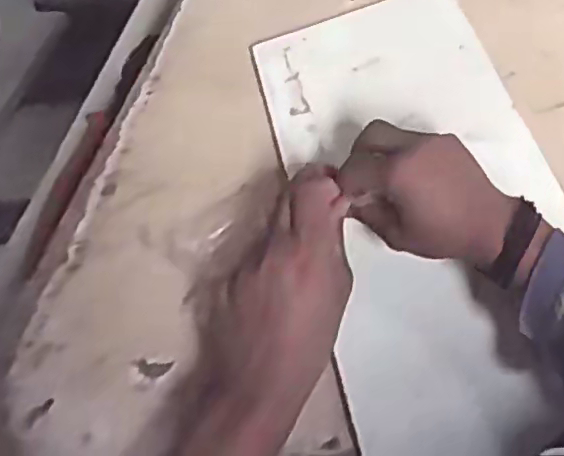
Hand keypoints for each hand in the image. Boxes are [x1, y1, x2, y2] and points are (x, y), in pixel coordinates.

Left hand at [180, 165, 352, 455]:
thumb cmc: (308, 343)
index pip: (311, 185)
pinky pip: (252, 247)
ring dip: (286, 222)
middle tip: (320, 204)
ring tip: (296, 253)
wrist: (253, 387)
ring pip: (270, 218)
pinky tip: (272, 280)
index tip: (333, 184)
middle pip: (288, 190)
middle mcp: (272, 245)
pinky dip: (266, 252)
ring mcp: (244, 258)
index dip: (324, 177)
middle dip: (307, 190)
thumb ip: (334, 243)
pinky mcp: (225, 272)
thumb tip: (333, 213)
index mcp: (306, 249)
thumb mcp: (339, 289)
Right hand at [334, 121, 516, 267]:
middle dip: (359, 155)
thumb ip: (369, 214)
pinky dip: (406, 152)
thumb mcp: (398, 235)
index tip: (348, 194)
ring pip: (392, 133)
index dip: (344, 181)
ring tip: (390, 178)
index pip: (355, 166)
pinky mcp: (445, 139)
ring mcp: (431, 139)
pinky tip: (415, 176)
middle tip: (363, 179)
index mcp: (397, 171)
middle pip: (369, 134)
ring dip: (383, 151)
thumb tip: (352, 200)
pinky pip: (415, 138)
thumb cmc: (443, 234)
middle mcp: (412, 146)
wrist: (489, 223)